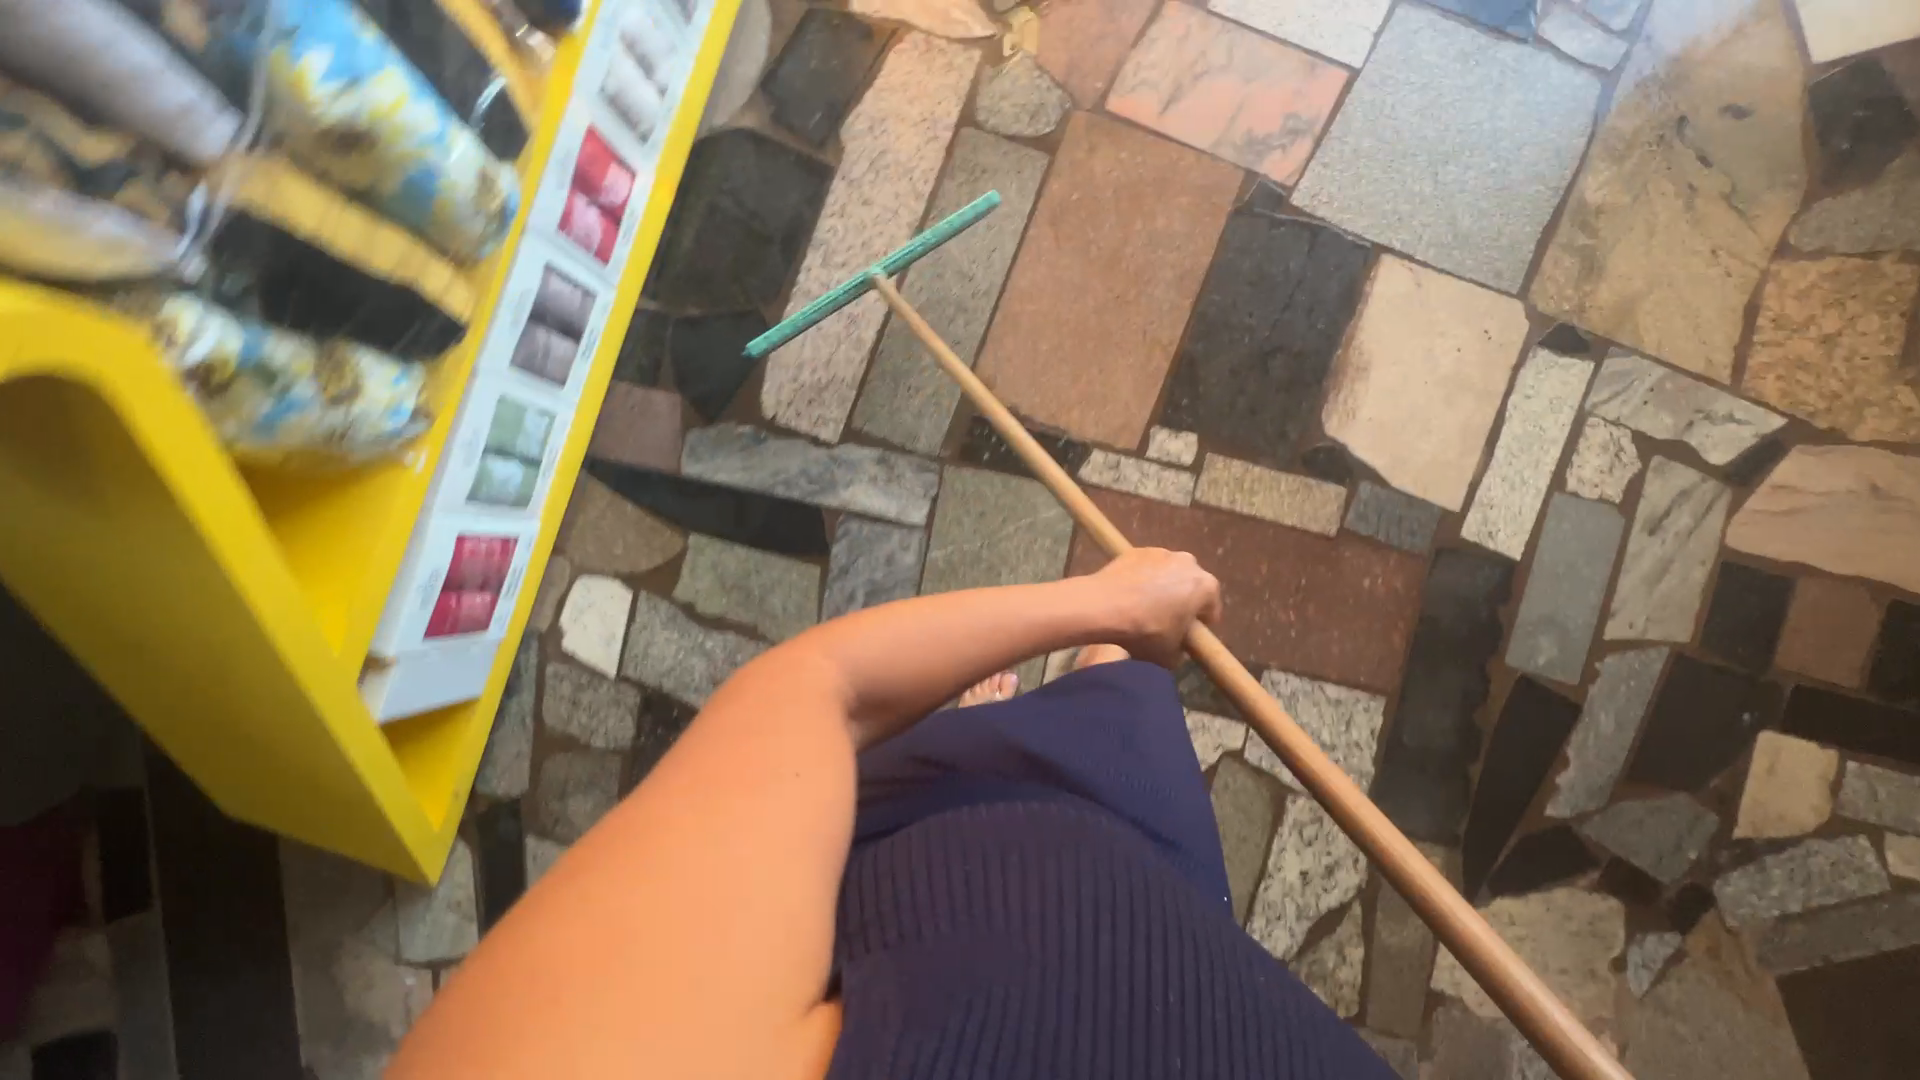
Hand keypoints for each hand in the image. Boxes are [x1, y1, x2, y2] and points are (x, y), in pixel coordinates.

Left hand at [1088, 548, 1221, 667]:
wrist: (1104, 605)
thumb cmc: (1145, 630)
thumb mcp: (1169, 656)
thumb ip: (1180, 652)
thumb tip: (1176, 650)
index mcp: (1206, 586)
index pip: (1210, 609)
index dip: (1199, 625)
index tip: (1187, 636)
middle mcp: (1189, 562)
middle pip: (1190, 586)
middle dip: (1182, 601)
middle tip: (1164, 621)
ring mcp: (1162, 552)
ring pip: (1168, 574)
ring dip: (1162, 587)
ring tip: (1142, 606)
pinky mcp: (1137, 550)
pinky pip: (1146, 568)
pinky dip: (1142, 578)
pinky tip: (1128, 593)